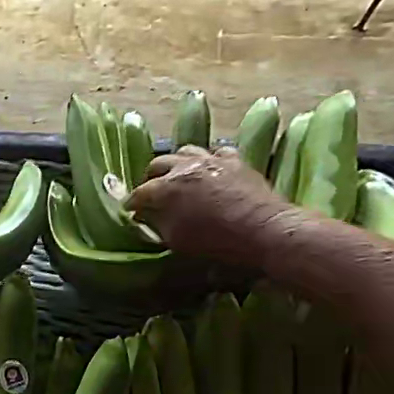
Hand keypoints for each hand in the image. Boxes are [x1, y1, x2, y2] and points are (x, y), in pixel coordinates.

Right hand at [124, 144, 305, 267]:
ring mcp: (211, 160)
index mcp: (165, 188)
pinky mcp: (234, 161)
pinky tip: (209, 171)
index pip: (139, 193)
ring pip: (185, 151)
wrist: (263, 231)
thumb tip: (146, 215)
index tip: (130, 211)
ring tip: (178, 176)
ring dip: (177, 164)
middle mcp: (184, 168)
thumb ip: (157, 223)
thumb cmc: (215, 242)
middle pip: (158, 164)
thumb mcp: (175, 239)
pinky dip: (208, 161)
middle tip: (152, 192)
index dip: (132, 203)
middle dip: (151, 178)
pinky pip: (216, 153)